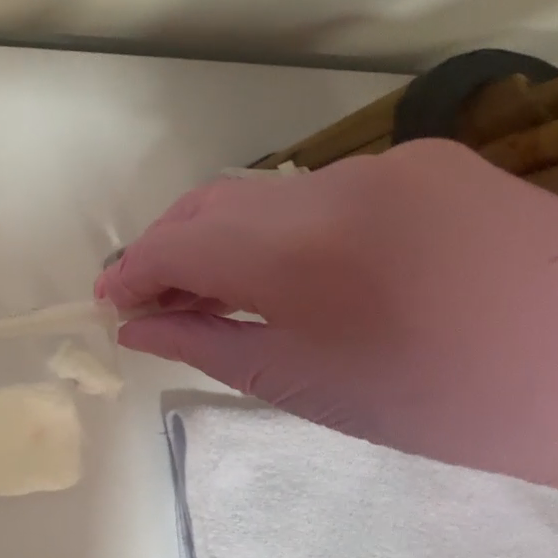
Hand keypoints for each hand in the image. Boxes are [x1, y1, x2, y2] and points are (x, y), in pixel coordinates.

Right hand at [98, 138, 557, 503]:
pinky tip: (302, 268)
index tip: (110, 305)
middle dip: (166, 249)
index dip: (129, 275)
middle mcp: (328, 186)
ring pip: (262, 194)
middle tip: (157, 300)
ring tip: (224, 288)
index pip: (170, 246)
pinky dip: (284, 225)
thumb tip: (136, 326)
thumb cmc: (446, 396)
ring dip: (223, 236)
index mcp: (292, 249)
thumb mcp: (302, 383)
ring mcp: (384, 165)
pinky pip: (322, 189)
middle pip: (206, 205)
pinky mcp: (429, 162)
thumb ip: (201, 344)